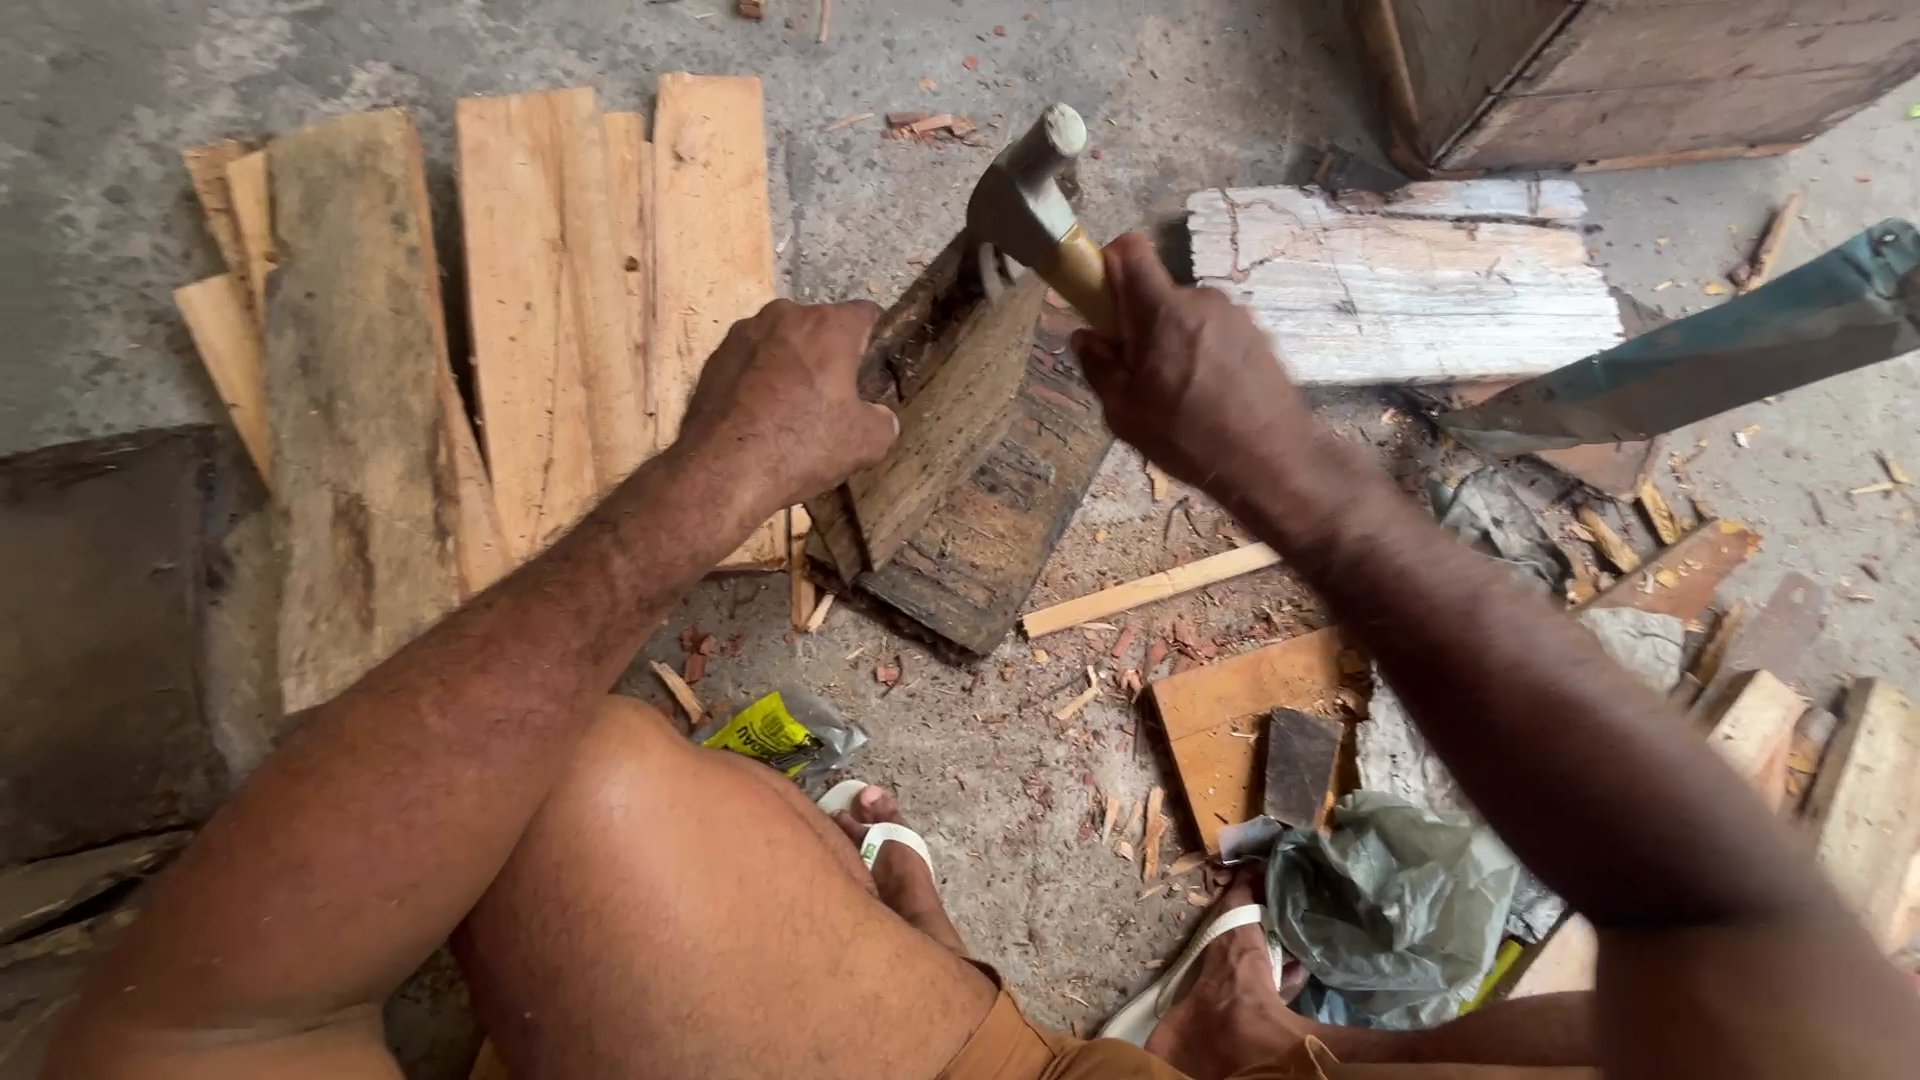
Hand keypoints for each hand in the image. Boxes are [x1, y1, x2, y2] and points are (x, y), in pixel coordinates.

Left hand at [676, 299, 898, 518]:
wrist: (722, 471)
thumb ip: (884, 421)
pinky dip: (761, 382)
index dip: (878, 341)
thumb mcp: (866, 443)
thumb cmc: (801, 446)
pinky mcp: (714, 358)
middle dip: (831, 356)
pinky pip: (752, 363)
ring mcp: (743, 334)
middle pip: (821, 328)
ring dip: (794, 367)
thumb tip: (879, 417)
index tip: (876, 369)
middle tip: (836, 399)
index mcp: (828, 326)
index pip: (868, 314)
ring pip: (783, 344)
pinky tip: (762, 418)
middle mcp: (784, 316)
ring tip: (794, 411)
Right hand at [1071, 234, 1312, 506]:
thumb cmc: (1187, 438)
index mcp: (1163, 312)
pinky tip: (1209, 397)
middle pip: (1156, 294)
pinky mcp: (1258, 334)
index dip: (1108, 267)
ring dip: (1173, 343)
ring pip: (1186, 316)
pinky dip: (1202, 354)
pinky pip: (1214, 332)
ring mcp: (1236, 314)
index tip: (1103, 308)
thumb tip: (1085, 337)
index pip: (1129, 250)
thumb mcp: (1124, 413)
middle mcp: (1202, 299)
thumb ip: (1099, 367)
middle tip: (1140, 376)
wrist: (1272, 460)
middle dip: (1141, 325)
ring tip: (1179, 395)